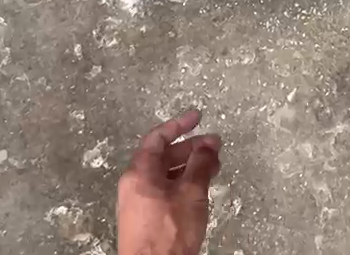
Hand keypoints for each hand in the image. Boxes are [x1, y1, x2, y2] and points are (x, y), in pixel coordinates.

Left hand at [117, 111, 221, 254]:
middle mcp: (135, 186)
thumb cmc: (168, 232)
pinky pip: (166, 190)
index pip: (158, 138)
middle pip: (164, 156)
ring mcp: (139, 204)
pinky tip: (201, 187)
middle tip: (214, 145)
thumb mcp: (191, 191)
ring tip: (214, 166)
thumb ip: (201, 163)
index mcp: (139, 173)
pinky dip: (184, 182)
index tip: (198, 117)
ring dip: (191, 166)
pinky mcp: (146, 219)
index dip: (179, 124)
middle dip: (191, 147)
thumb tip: (208, 145)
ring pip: (167, 174)